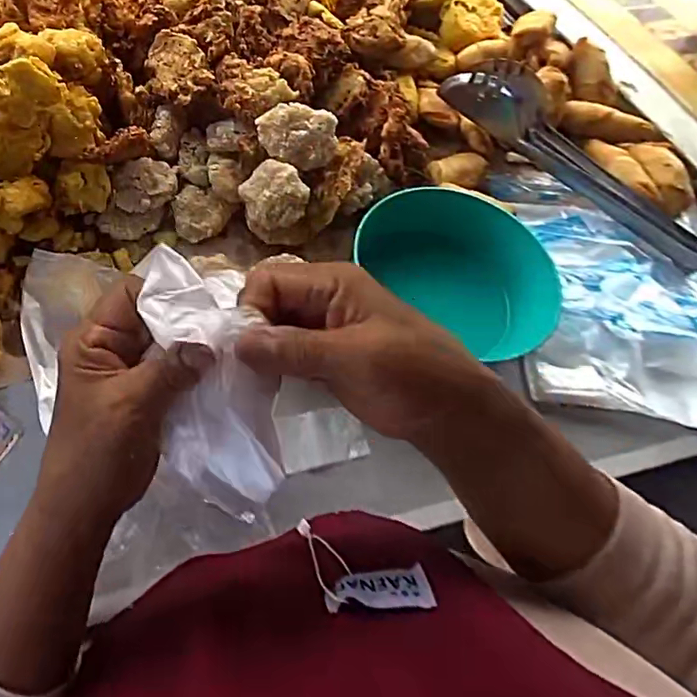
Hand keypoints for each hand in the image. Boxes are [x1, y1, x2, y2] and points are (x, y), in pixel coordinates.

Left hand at [35, 276, 210, 530]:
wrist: (83, 508)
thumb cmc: (97, 451)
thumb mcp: (133, 403)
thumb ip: (170, 368)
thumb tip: (210, 344)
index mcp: (91, 339)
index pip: (128, 293)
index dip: (163, 291)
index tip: (203, 301)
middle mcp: (105, 348)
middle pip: (148, 316)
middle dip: (184, 319)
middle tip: (225, 324)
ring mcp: (123, 372)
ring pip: (161, 344)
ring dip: (190, 346)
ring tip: (228, 346)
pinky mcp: (140, 395)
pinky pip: (167, 371)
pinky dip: (189, 370)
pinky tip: (217, 372)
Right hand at [236, 262, 504, 445]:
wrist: (458, 418)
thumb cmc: (412, 378)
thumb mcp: (351, 360)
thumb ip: (292, 348)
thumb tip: (237, 342)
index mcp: (332, 282)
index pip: (268, 279)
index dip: (252, 309)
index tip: (251, 349)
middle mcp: (323, 296)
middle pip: (267, 300)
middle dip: (254, 330)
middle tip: (254, 368)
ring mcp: (325, 324)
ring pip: (273, 326)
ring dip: (262, 349)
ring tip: (260, 379)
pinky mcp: (326, 352)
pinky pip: (287, 348)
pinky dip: (275, 363)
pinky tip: (274, 383)